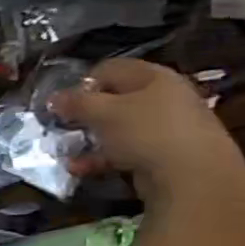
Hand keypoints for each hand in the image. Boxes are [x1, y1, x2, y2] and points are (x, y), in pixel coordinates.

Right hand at [48, 59, 244, 202]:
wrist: (191, 176)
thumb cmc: (146, 132)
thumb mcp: (105, 114)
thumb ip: (77, 104)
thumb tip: (53, 98)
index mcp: (152, 76)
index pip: (111, 69)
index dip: (82, 83)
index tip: (61, 103)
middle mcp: (163, 97)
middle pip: (116, 100)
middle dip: (87, 114)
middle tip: (64, 127)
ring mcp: (165, 128)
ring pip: (119, 129)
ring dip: (92, 140)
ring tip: (67, 152)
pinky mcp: (163, 156)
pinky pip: (126, 152)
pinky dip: (103, 159)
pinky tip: (81, 170)